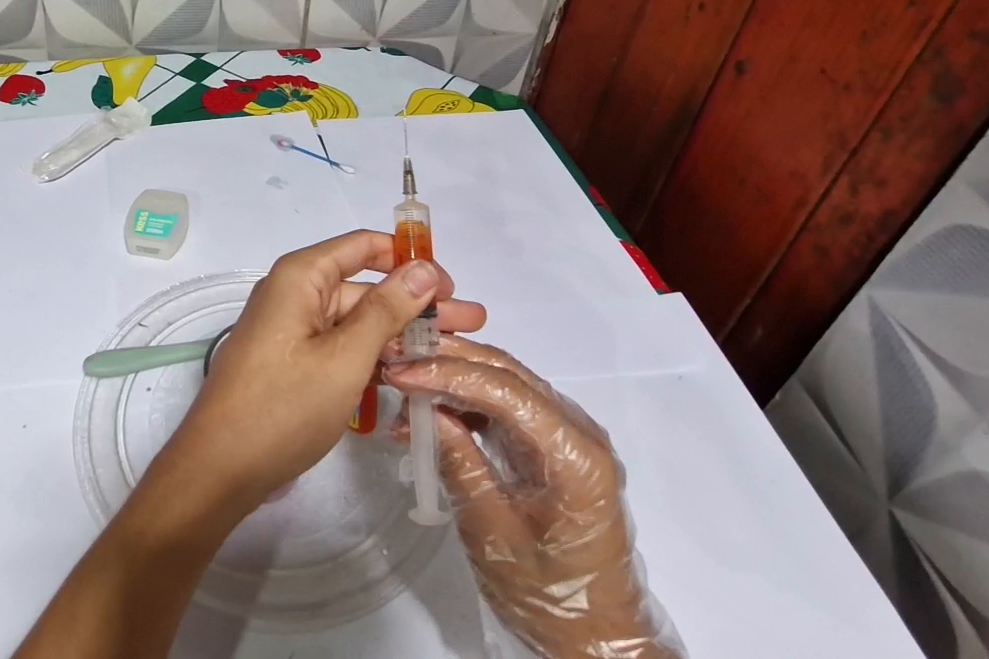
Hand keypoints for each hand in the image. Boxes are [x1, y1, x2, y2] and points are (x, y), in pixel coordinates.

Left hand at [151, 230, 486, 514]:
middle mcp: (294, 294)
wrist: (219, 469)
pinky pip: (339, 348)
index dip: (409, 259)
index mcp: (301, 277)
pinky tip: (410, 374)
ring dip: (399, 335)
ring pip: (355, 322)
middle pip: (364, 287)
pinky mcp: (292, 363)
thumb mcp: (345, 357)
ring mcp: (292, 331)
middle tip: (474, 323)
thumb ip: (386, 310)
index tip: (452, 286)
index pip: (363, 246)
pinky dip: (372, 357)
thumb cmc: (283, 406)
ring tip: (453, 352)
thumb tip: (423, 267)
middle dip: (417, 304)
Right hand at [385, 336, 684, 658]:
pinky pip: (506, 405)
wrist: (595, 637)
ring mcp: (568, 434)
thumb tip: (422, 406)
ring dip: (453, 374)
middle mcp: (578, 430)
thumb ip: (458, 460)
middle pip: (507, 373)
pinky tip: (429, 407)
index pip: (504, 389)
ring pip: (504, 381)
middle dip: (447, 360)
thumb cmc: (546, 593)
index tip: (398, 372)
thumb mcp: (491, 529)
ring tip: (403, 376)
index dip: (447, 373)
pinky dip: (465, 400)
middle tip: (393, 356)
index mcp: (573, 453)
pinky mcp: (552, 445)